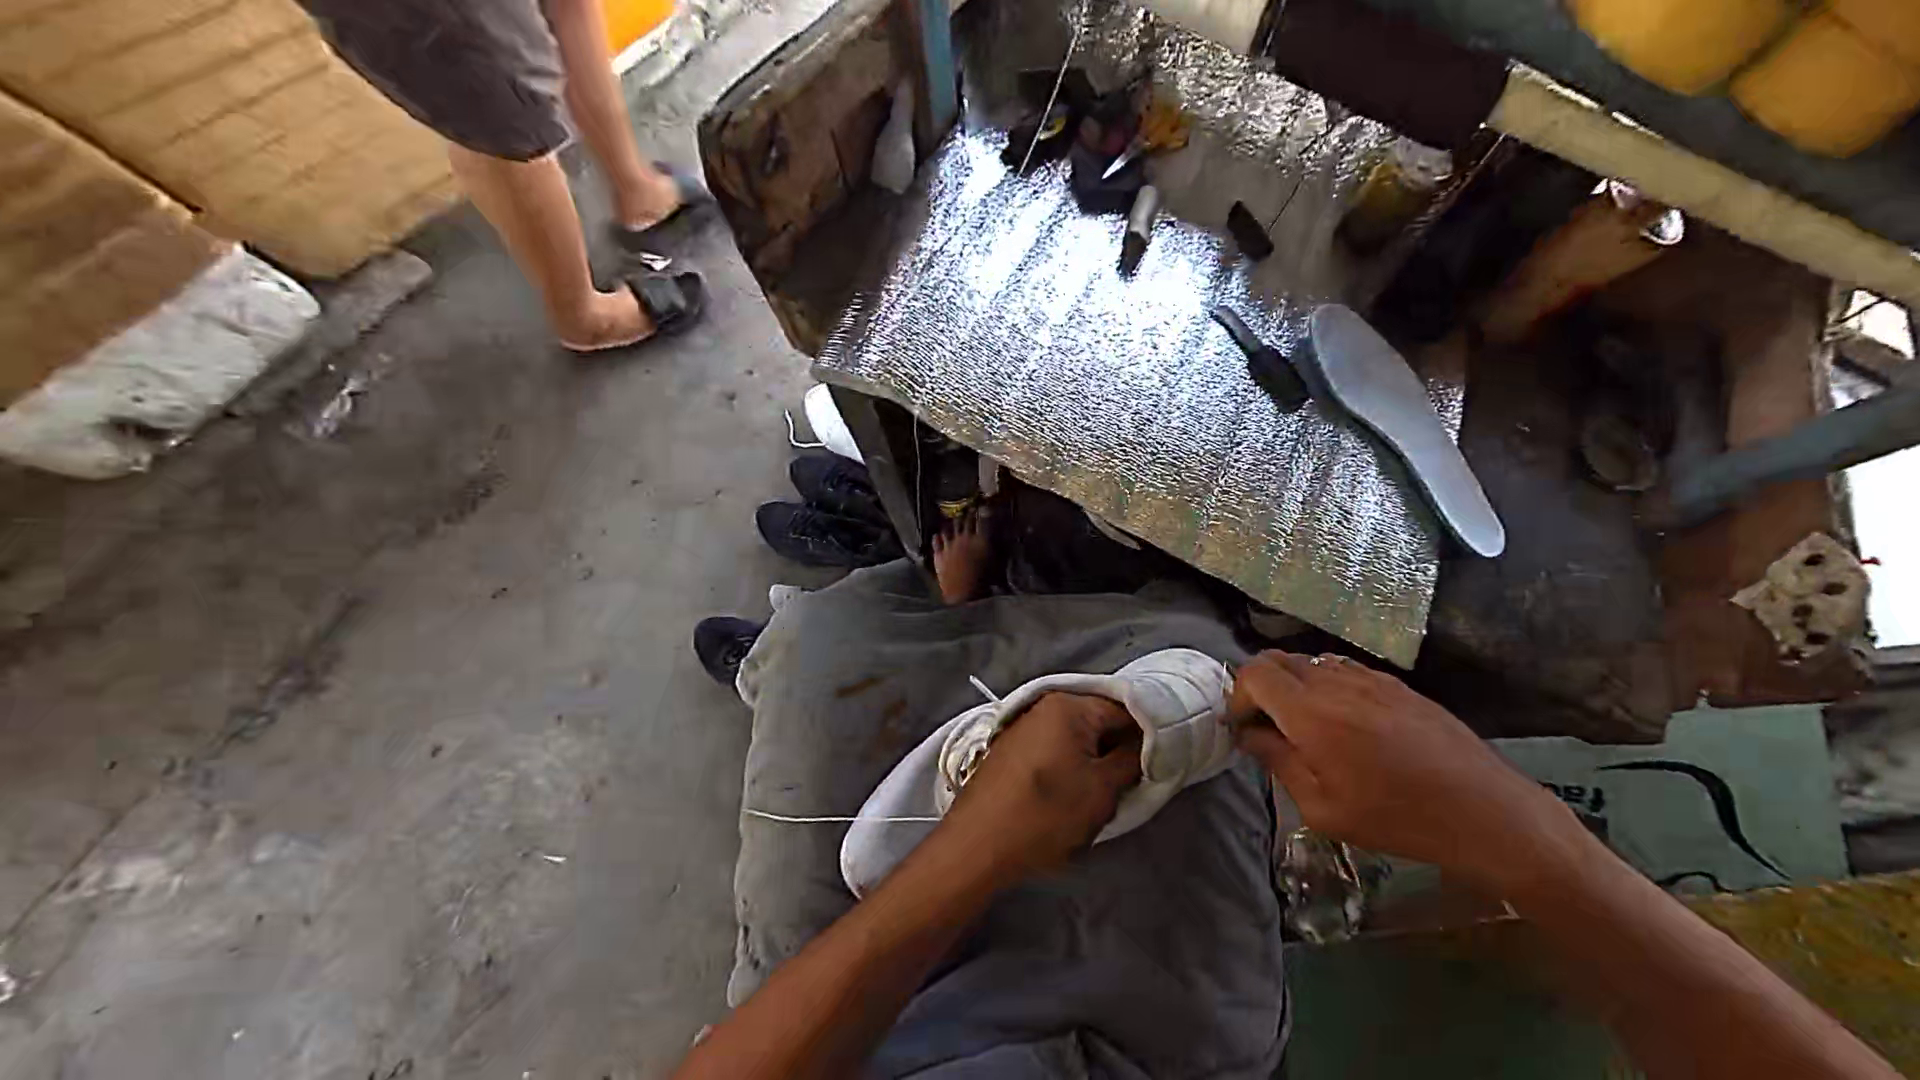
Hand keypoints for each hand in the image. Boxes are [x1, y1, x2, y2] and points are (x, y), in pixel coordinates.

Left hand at [934, 692, 1142, 886]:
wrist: (978, 844)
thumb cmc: (1045, 814)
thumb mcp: (1101, 791)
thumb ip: (1132, 760)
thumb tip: (1146, 743)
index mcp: (1069, 706)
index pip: (1125, 709)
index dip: (1149, 735)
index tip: (1164, 762)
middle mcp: (1045, 705)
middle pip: (1099, 720)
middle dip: (1119, 748)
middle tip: (1135, 781)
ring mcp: (1024, 725)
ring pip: (1077, 736)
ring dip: (1095, 759)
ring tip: (1105, 791)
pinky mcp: (1012, 748)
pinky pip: (1055, 747)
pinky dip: (1071, 763)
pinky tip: (1074, 791)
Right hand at [1232, 651, 1578, 890]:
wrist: (1490, 814)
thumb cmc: (1399, 819)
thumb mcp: (1323, 808)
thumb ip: (1277, 761)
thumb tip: (1249, 734)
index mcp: (1312, 713)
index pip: (1254, 674)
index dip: (1238, 696)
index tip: (1245, 728)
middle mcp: (1336, 683)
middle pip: (1276, 659)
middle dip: (1259, 687)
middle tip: (1267, 724)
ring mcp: (1369, 678)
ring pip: (1309, 660)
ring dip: (1292, 684)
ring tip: (1304, 723)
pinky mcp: (1396, 683)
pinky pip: (1342, 668)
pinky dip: (1325, 684)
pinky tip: (1343, 719)